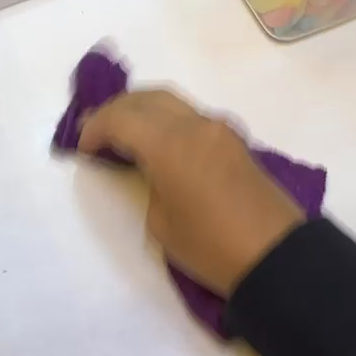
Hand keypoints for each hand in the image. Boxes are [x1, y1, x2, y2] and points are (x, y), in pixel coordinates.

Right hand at [79, 90, 305, 295]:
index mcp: (172, 144)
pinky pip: (190, 119)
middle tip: (95, 130)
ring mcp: (220, 130)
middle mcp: (196, 125)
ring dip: (143, 112)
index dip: (96, 128)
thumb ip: (149, 186)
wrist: (274, 257)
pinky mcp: (234, 143)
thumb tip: (153, 170)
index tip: (81, 149)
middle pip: (148, 98)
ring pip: (172, 103)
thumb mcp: (161, 224)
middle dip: (117, 110)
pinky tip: (155, 144)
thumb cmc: (210, 247)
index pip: (122, 118)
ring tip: (123, 134)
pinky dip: (165, 122)